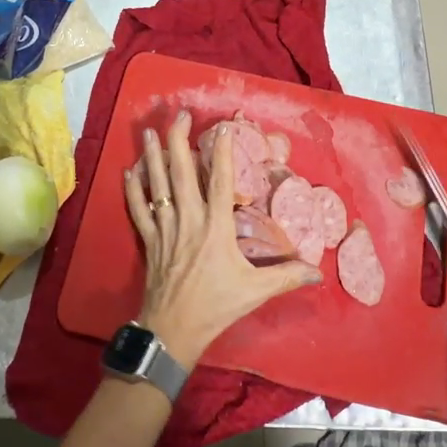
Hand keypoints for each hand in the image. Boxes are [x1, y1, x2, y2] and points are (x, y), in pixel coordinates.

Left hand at [123, 110, 320, 368]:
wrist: (173, 332)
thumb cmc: (216, 307)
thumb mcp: (255, 292)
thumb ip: (286, 276)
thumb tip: (318, 271)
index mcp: (216, 227)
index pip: (221, 181)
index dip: (222, 152)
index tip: (222, 127)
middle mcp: (189, 220)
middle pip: (182, 172)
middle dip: (179, 140)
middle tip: (180, 114)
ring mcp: (165, 229)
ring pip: (156, 185)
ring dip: (152, 156)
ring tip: (149, 131)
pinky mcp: (149, 242)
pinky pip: (138, 210)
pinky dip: (132, 190)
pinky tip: (129, 172)